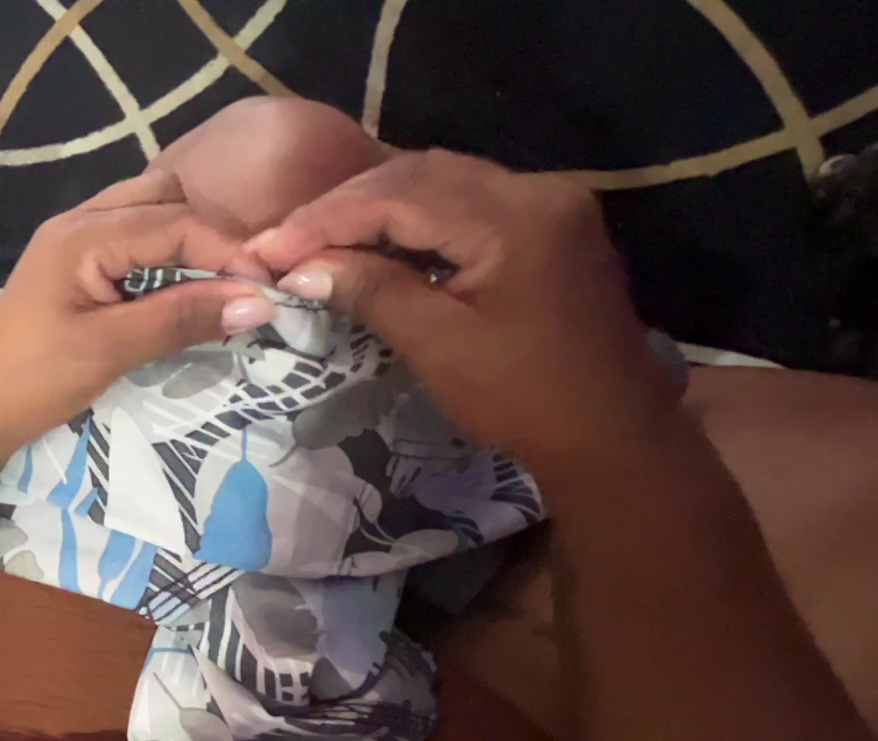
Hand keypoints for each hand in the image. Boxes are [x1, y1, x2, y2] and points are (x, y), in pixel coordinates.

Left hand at [0, 171, 276, 461]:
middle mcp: (77, 222)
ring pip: (146, 217)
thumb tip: (259, 303)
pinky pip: (129, 242)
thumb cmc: (35, 382)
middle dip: (212, 235)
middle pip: (163, 202)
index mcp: (82, 235)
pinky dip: (164, 256)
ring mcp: (71, 242)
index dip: (228, 252)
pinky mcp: (71, 267)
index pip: (175, 223)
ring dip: (188, 241)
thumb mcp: (111, 350)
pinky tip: (184, 283)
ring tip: (224, 281)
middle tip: (248, 280)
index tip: (269, 289)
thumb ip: (181, 319)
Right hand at [249, 150, 683, 474]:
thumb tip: (301, 269)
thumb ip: (373, 291)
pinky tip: (369, 241)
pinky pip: (461, 204)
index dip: (327, 218)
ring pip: (440, 182)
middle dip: (344, 204)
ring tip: (314, 239)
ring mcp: (546, 204)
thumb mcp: (437, 345)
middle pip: (421, 173)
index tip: (269, 247)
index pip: (402, 195)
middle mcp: (536, 190)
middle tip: (284, 240)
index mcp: (516, 217)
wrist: (607, 431)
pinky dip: (407, 218)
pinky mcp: (543, 225)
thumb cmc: (521, 396)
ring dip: (372, 206)